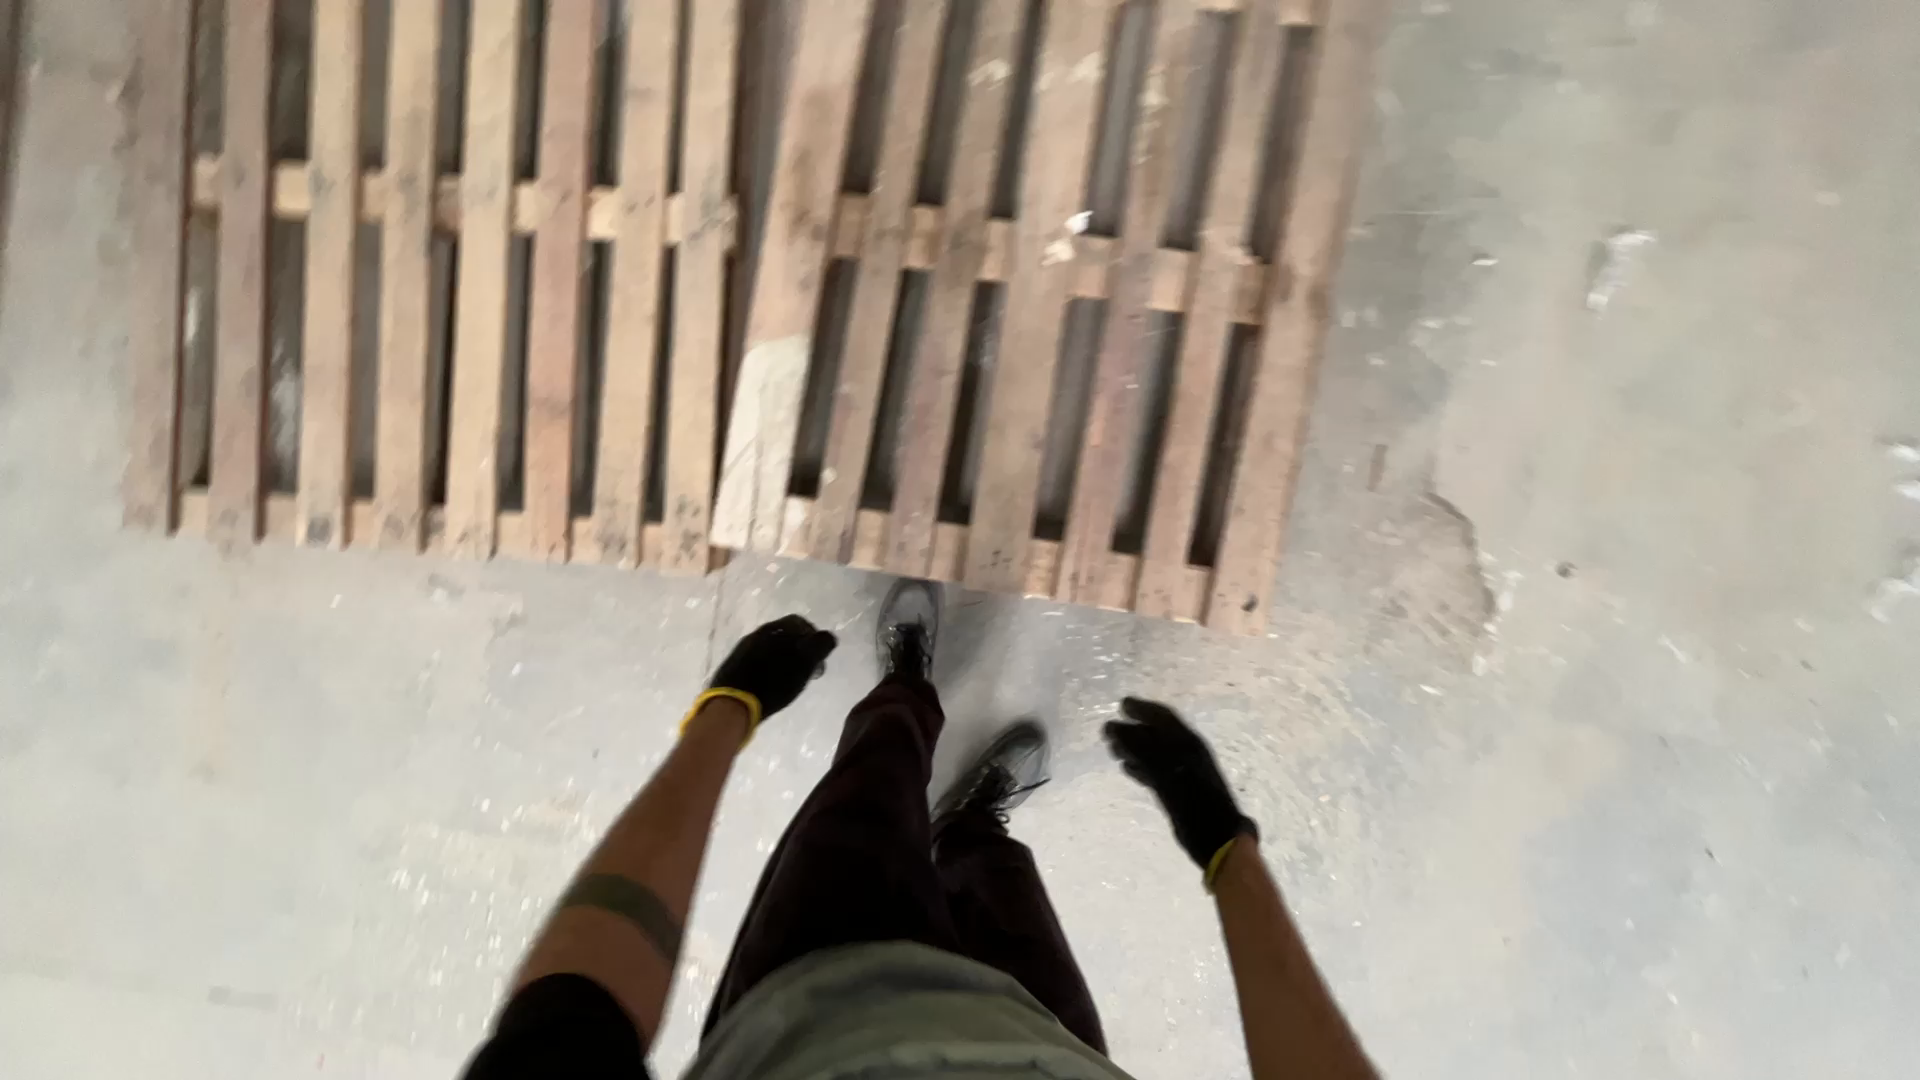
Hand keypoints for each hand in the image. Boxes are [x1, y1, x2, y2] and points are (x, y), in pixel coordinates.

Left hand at [709, 614, 837, 719]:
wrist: (734, 703)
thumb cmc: (774, 682)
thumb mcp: (805, 663)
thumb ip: (821, 646)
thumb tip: (829, 636)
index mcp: (775, 628)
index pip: (800, 622)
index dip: (814, 637)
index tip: (820, 657)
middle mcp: (758, 632)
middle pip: (785, 634)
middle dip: (799, 648)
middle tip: (807, 668)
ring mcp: (743, 647)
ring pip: (771, 646)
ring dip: (784, 658)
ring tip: (790, 678)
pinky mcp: (733, 664)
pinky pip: (758, 659)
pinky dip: (769, 666)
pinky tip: (770, 682)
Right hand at [1104, 697, 1256, 870]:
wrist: (1215, 836)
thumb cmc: (1192, 800)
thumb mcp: (1165, 769)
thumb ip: (1140, 747)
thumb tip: (1114, 728)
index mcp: (1188, 742)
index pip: (1163, 717)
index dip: (1142, 708)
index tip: (1122, 706)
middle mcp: (1187, 752)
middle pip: (1156, 733)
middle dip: (1133, 729)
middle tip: (1109, 730)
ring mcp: (1183, 771)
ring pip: (1154, 752)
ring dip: (1134, 748)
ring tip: (1113, 749)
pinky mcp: (1179, 789)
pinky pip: (1156, 770)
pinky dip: (1141, 766)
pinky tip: (1127, 768)